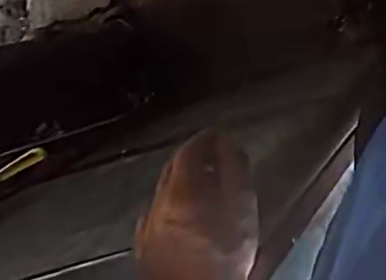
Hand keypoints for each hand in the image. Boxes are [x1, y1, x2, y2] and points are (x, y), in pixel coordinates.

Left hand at [135, 130, 257, 279]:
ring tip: (207, 183)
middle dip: (194, 156)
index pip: (189, 148)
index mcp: (180, 191)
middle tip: (216, 155)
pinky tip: (189, 213)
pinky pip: (157, 213)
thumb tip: (226, 144)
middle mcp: (156, 205)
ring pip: (164, 190)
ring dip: (183, 180)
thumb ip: (234, 167)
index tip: (221, 135)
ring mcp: (145, 230)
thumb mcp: (242, 202)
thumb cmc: (226, 251)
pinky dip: (173, 203)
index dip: (207, 137)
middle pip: (172, 167)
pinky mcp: (143, 249)